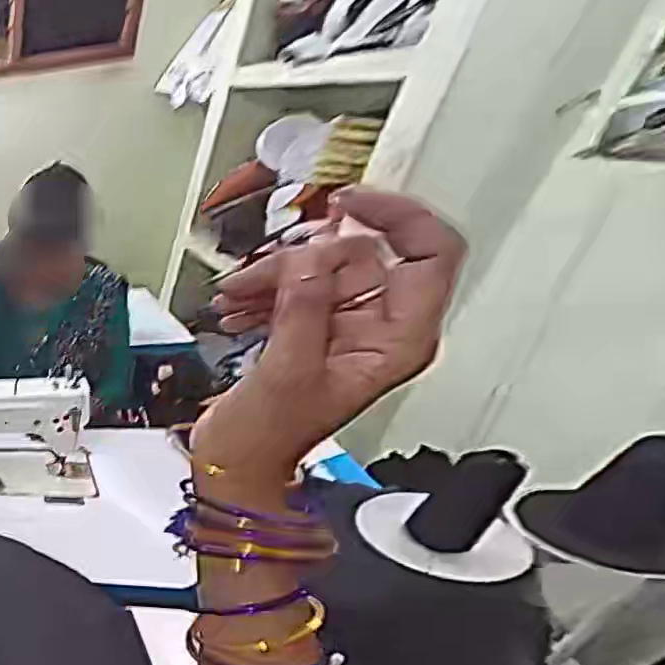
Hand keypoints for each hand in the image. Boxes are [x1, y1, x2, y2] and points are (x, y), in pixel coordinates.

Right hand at [193, 188, 463, 483]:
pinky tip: (236, 310)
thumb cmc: (266, 438)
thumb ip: (304, 310)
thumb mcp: (288, 372)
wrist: (236, 462)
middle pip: (356, 260)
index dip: (396, 219)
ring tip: (235, 298)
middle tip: (256, 279)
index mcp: (396, 342)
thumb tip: (312, 258)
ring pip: (318, 273)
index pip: (428, 256)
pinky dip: (262, 294)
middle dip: (300, 263)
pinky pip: (294, 292)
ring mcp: (341, 330)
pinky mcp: (308, 333)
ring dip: (272, 279)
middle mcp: (376, 330)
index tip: (348, 202)